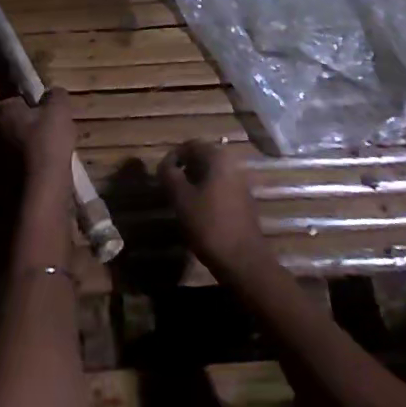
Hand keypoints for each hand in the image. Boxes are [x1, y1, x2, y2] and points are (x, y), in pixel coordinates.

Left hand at [0, 88, 76, 181]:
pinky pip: (28, 160)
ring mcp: (1, 154)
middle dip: (37, 123)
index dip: (35, 102)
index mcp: (4, 111)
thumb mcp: (59, 108)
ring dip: (39, 142)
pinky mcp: (9, 174)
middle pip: (21, 120)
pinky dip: (39, 160)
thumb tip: (53, 93)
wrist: (44, 185)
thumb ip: (56, 94)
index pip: (18, 99)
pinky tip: (55, 162)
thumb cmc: (48, 139)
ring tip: (60, 146)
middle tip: (57, 127)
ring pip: (25, 141)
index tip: (50, 108)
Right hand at [161, 140, 268, 277]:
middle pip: (201, 158)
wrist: (243, 261)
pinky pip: (220, 188)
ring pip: (210, 174)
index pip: (190, 145)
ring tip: (180, 201)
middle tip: (169, 187)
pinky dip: (206, 193)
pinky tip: (197, 212)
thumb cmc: (209, 225)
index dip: (173, 156)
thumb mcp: (181, 199)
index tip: (162, 175)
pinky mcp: (243, 202)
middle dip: (183, 169)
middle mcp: (232, 165)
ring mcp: (240, 184)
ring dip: (194, 182)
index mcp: (218, 158)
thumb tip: (165, 165)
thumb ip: (169, 175)